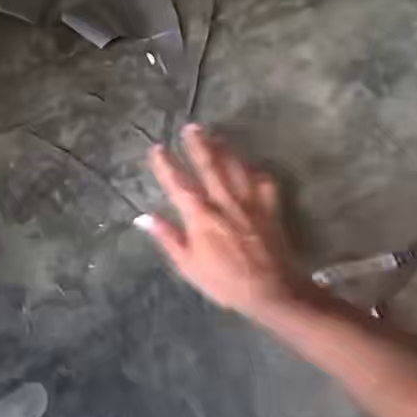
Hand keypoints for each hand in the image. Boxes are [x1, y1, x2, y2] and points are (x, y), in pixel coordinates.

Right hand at [139, 124, 311, 316]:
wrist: (272, 290)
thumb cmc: (224, 282)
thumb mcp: (188, 265)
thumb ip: (168, 237)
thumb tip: (144, 217)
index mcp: (200, 217)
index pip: (179, 184)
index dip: (166, 165)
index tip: (156, 149)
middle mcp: (224, 202)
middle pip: (209, 166)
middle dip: (198, 145)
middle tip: (191, 127)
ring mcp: (250, 202)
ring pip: (235, 167)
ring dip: (224, 149)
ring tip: (216, 135)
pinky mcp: (271, 208)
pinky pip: (263, 181)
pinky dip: (255, 170)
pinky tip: (251, 165)